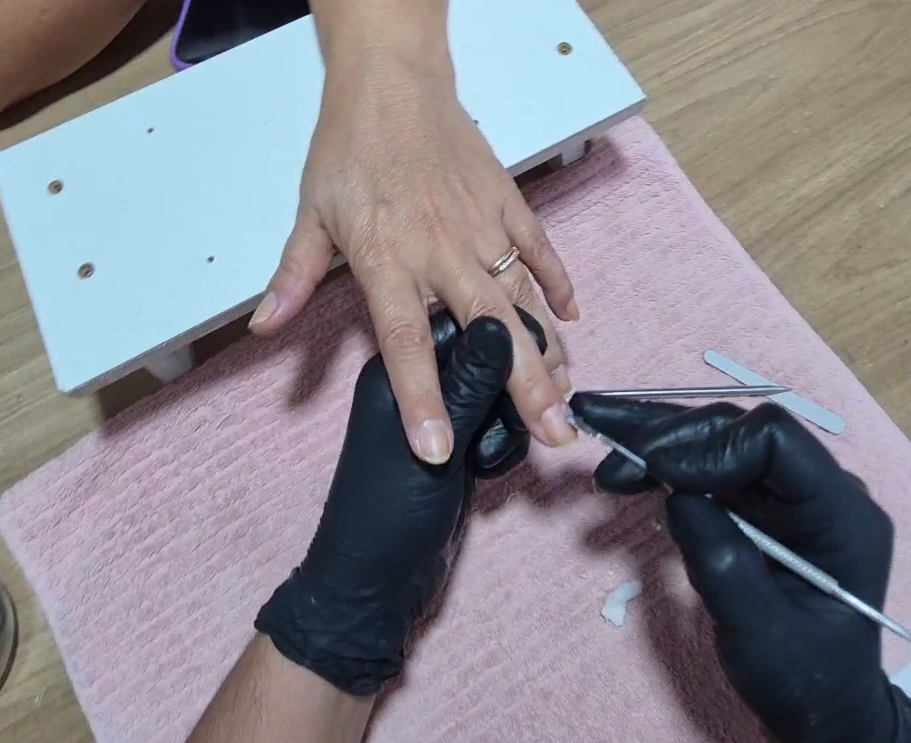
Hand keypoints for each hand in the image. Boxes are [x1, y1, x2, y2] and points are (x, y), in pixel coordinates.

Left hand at [252, 63, 578, 463]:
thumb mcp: (311, 212)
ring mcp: (481, 223)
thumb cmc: (349, 146)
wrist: (391, 79)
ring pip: (523, 296)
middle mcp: (441, 248)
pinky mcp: (506, 199)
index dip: (423, 399)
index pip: (406, 342)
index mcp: (387, 258)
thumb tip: (266, 328)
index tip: (438, 449)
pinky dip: (557, 282)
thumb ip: (293, 275)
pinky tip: (570, 316)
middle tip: (554, 435)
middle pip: (489, 329)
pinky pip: (539, 247)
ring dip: (548, 347)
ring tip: (568, 394)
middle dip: (524, 387)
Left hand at [256, 314, 524, 694]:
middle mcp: (420, 378)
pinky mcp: (458, 435)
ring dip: (510, 422)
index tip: (535, 385)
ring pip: (502, 386)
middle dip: (515, 391)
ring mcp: (441, 408)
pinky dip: (504, 441)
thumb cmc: (389, 514)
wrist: (375, 588)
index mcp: (398, 365)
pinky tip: (490, 469)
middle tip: (512, 431)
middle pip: (492, 353)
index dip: (509, 348)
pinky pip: (497, 417)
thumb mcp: (434, 446)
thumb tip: (501, 321)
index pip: (468, 322)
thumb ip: (470, 383)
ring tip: (490, 458)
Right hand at [570, 395, 910, 742]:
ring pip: (710, 435)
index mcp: (840, 511)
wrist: (819, 704)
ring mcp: (780, 485)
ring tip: (595, 423)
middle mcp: (813, 482)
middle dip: (667, 438)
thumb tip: (677, 495)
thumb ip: (723, 562)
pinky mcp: (752, 492)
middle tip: (610, 462)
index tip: (657, 472)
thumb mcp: (760, 634)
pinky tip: (617, 445)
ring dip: (651, 435)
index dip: (712, 447)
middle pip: (734, 429)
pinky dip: (656, 454)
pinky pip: (701, 458)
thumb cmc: (802, 676)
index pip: (776, 441)